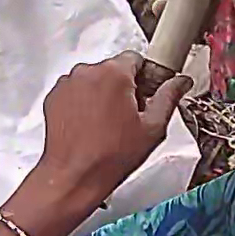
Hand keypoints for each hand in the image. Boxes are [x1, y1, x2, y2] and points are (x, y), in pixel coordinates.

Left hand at [5, 53, 190, 235]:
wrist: (74, 176)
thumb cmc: (110, 156)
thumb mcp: (152, 128)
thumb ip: (169, 97)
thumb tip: (180, 82)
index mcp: (113, 73)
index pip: (135, 59)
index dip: (146, 77)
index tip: (148, 93)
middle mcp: (86, 72)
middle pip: (113, 70)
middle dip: (124, 88)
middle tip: (131, 116)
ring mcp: (67, 85)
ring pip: (93, 81)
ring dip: (102, 95)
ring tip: (109, 125)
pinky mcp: (54, 98)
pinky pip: (75, 92)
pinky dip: (83, 103)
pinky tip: (91, 126)